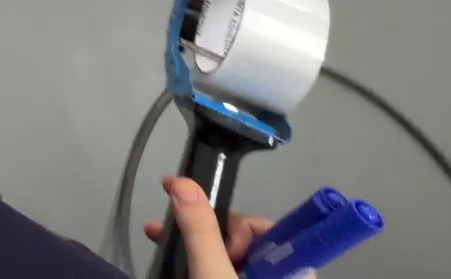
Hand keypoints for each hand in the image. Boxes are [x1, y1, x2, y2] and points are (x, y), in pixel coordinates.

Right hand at [143, 177, 307, 278]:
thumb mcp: (212, 276)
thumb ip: (201, 232)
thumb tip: (184, 181)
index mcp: (291, 271)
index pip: (266, 226)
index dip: (231, 216)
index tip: (193, 202)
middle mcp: (283, 275)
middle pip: (245, 237)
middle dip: (208, 230)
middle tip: (177, 235)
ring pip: (231, 251)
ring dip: (194, 240)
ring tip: (158, 236)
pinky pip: (225, 265)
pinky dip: (198, 254)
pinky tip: (170, 251)